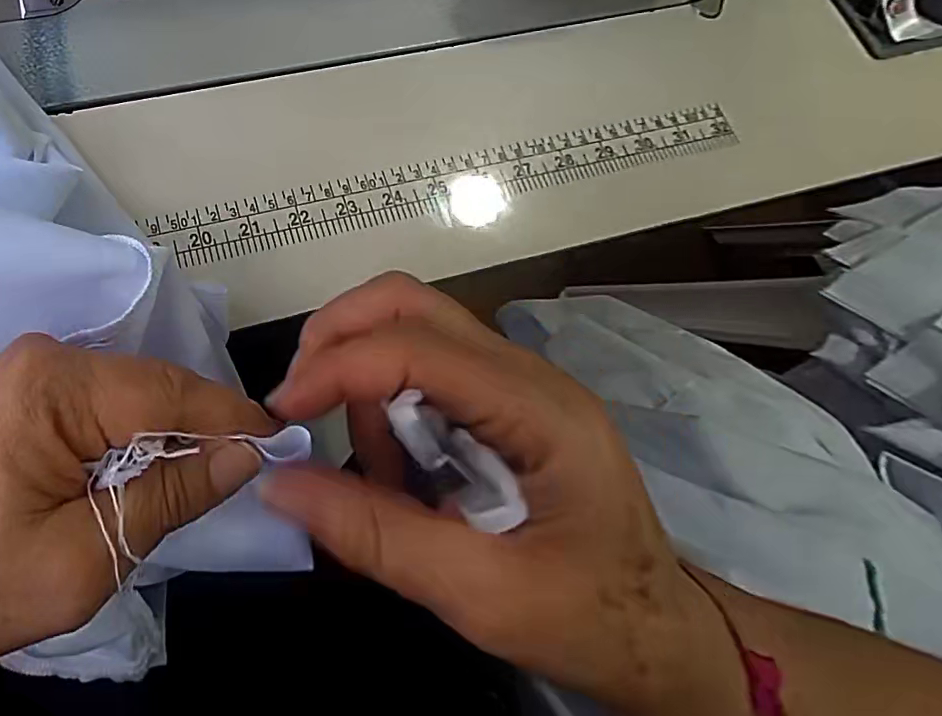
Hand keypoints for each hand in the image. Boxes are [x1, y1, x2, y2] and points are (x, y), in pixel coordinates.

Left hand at [0, 334, 275, 715]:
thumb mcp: (86, 554)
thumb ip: (167, 494)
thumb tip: (242, 455)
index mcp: (52, 385)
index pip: (167, 390)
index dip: (231, 420)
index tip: (289, 444)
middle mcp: (41, 358)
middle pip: (148, 386)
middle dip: (201, 428)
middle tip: (259, 471)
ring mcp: (26, 372)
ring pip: (125, 394)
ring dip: (166, 433)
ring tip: (213, 477)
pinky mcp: (20, 393)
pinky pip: (96, 403)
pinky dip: (131, 434)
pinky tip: (153, 467)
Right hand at [261, 273, 749, 715]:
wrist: (667, 639)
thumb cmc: (590, 620)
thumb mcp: (481, 596)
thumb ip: (374, 535)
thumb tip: (274, 481)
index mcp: (538, 413)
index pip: (412, 348)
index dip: (334, 368)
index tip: (286, 413)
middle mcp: (522, 374)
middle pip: (403, 302)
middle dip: (334, 336)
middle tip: (300, 395)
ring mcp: (507, 377)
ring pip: (400, 318)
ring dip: (351, 363)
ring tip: (358, 448)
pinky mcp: (489, 391)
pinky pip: (408, 355)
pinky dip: (372, 389)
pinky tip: (387, 453)